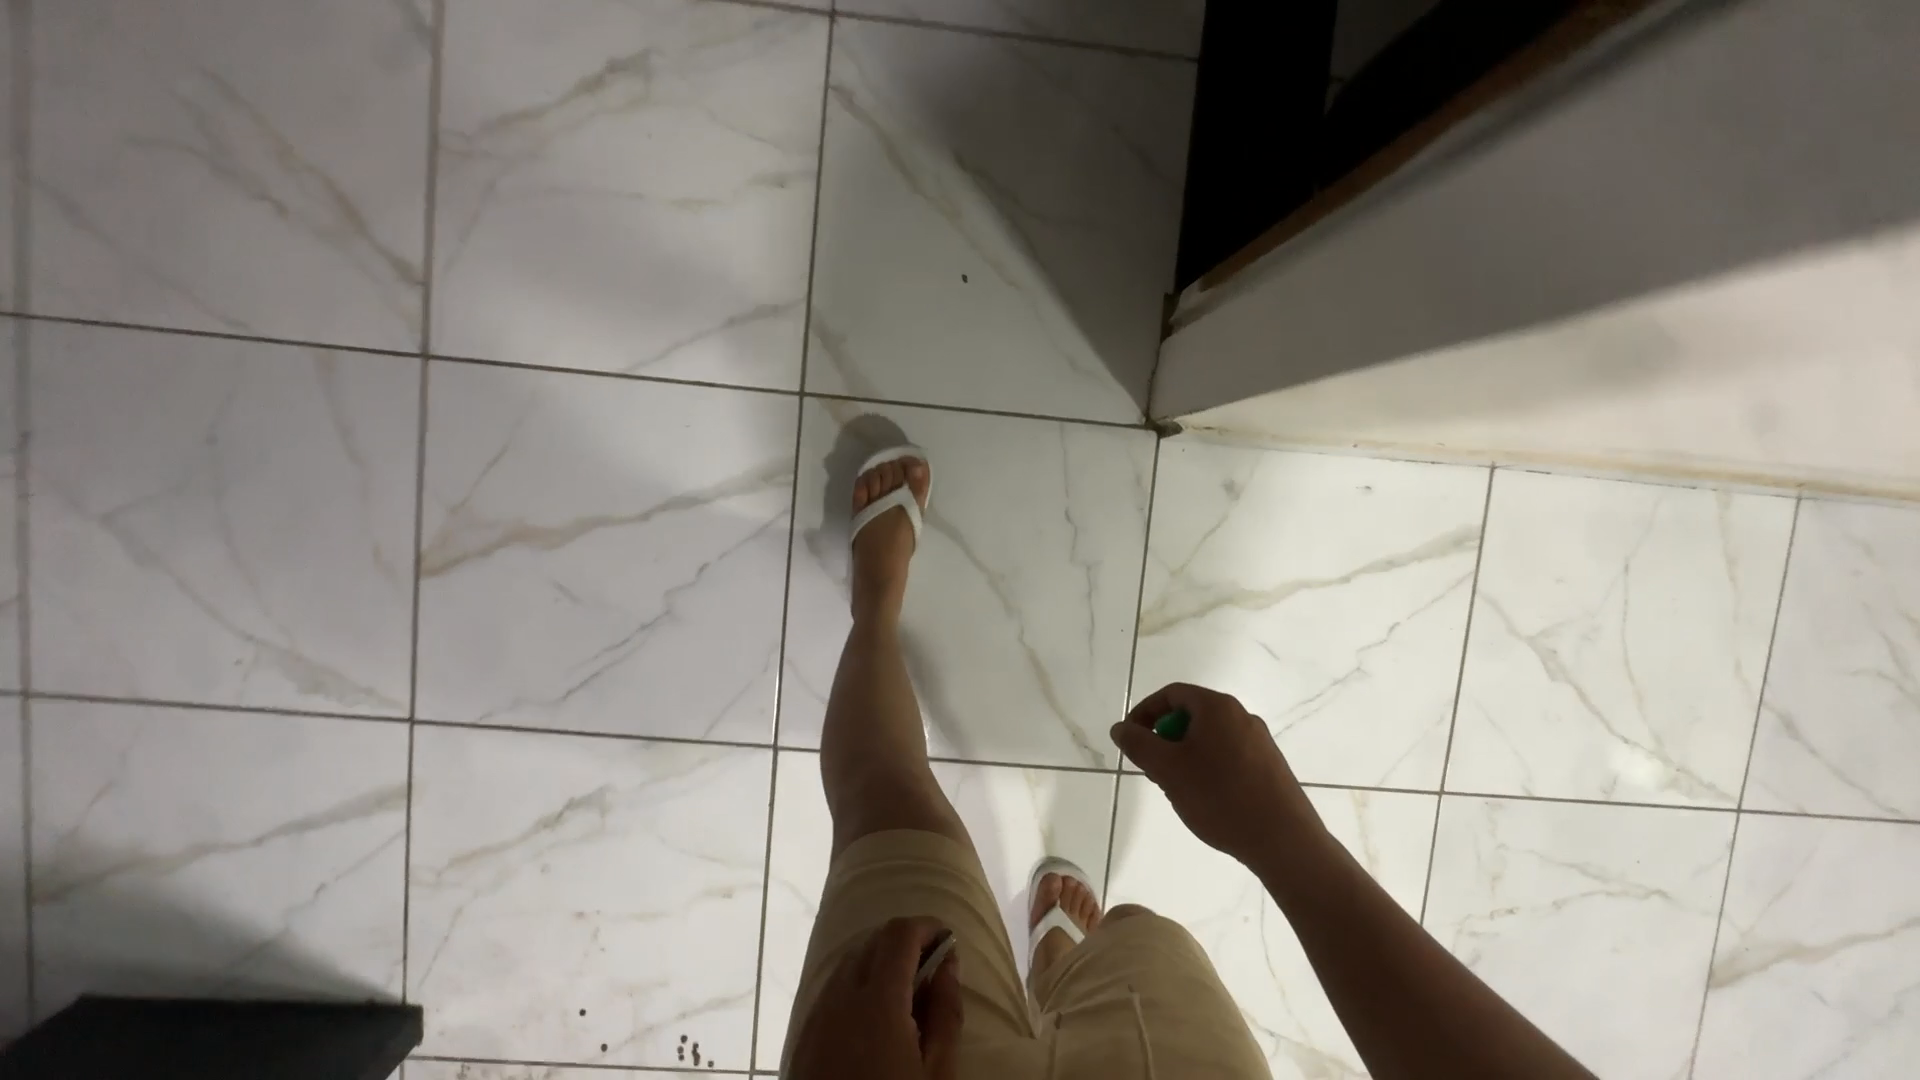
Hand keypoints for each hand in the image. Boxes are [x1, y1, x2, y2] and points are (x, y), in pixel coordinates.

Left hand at [787, 916, 963, 1079]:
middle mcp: (840, 997)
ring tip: (907, 996)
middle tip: (934, 968)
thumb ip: (945, 1011)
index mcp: (877, 1002)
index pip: (900, 934)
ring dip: (880, 964)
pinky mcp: (802, 1038)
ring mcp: (816, 1016)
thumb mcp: (937, 1074)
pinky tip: (874, 1020)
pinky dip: (857, 987)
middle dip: (906, 943)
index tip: (949, 940)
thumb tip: (948, 962)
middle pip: (873, 942)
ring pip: (850, 964)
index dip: (927, 926)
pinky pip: (832, 991)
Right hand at [1112, 683, 1323, 866]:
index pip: (1171, 694)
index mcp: (1217, 707)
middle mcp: (1241, 716)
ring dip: (1184, 757)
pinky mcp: (1269, 766)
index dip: (1144, 713)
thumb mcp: (1167, 769)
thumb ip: (1138, 744)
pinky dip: (1208, 769)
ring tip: (1177, 790)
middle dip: (1164, 739)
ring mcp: (1259, 741)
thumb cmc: (1220, 797)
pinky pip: (1228, 756)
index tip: (1131, 741)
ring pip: (1208, 738)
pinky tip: (1207, 800)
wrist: (1284, 841)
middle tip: (1152, 770)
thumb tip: (1121, 728)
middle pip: (1190, 716)